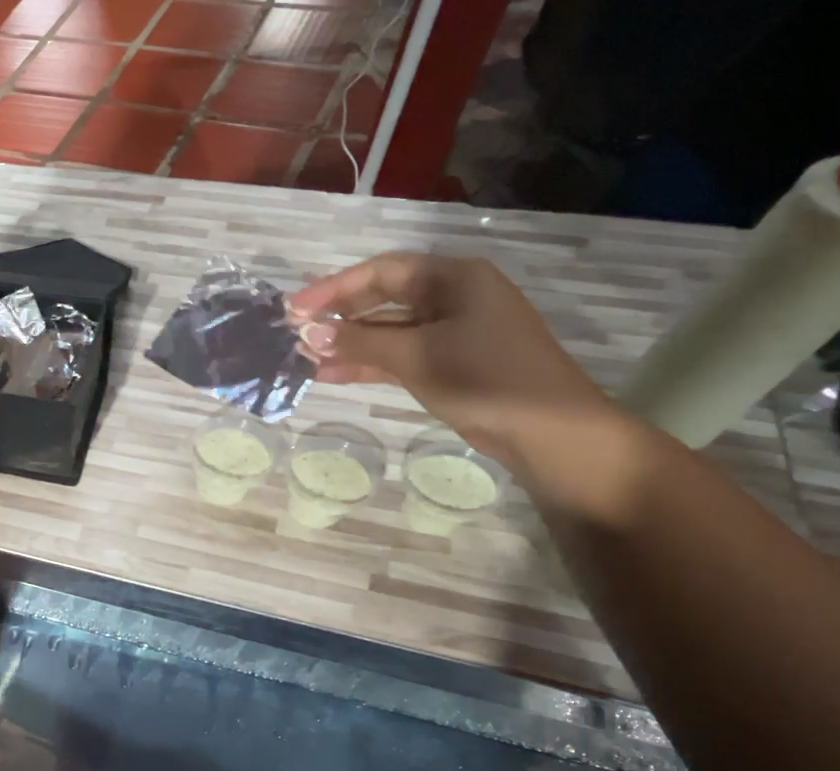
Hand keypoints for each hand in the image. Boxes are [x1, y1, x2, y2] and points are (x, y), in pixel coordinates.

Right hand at [287, 253, 622, 468]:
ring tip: (303, 359)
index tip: (293, 309)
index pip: (381, 271)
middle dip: (338, 316)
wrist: (546, 429)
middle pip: (382, 297)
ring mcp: (450, 331)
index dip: (333, 288)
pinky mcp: (448, 362)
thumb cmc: (485, 378)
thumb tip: (308, 334)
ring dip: (348, 344)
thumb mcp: (417, 356)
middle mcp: (452, 296)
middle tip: (294, 333)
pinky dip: (367, 363)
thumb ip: (360, 343)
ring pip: (387, 329)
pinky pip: (398, 354)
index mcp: (454, 278)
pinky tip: (330, 375)